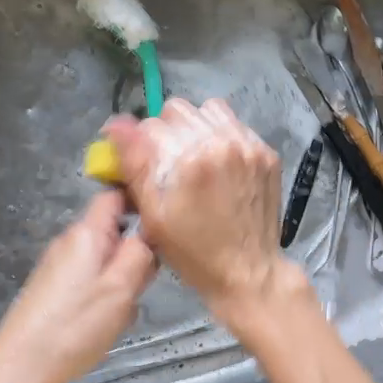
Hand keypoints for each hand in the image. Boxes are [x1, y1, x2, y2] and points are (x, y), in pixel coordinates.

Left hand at [0, 190, 156, 382]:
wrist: (19, 370)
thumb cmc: (75, 327)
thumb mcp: (120, 289)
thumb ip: (139, 253)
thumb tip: (148, 232)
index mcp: (86, 234)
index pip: (114, 196)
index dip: (140, 204)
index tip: (162, 228)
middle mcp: (69, 242)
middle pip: (112, 232)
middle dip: (134, 254)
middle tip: (141, 286)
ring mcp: (58, 267)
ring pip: (104, 262)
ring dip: (120, 282)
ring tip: (121, 312)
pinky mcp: (52, 290)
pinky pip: (89, 282)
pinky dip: (103, 298)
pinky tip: (103, 325)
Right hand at [104, 99, 313, 342]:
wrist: (249, 272)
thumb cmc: (195, 253)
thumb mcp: (155, 216)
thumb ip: (135, 166)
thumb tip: (116, 125)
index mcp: (192, 158)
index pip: (152, 125)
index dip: (141, 144)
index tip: (144, 163)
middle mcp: (223, 142)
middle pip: (180, 110)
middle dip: (167, 131)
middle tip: (169, 161)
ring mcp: (250, 146)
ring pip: (210, 110)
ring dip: (196, 126)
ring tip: (196, 156)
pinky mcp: (267, 153)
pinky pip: (237, 125)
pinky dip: (223, 136)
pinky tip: (220, 164)